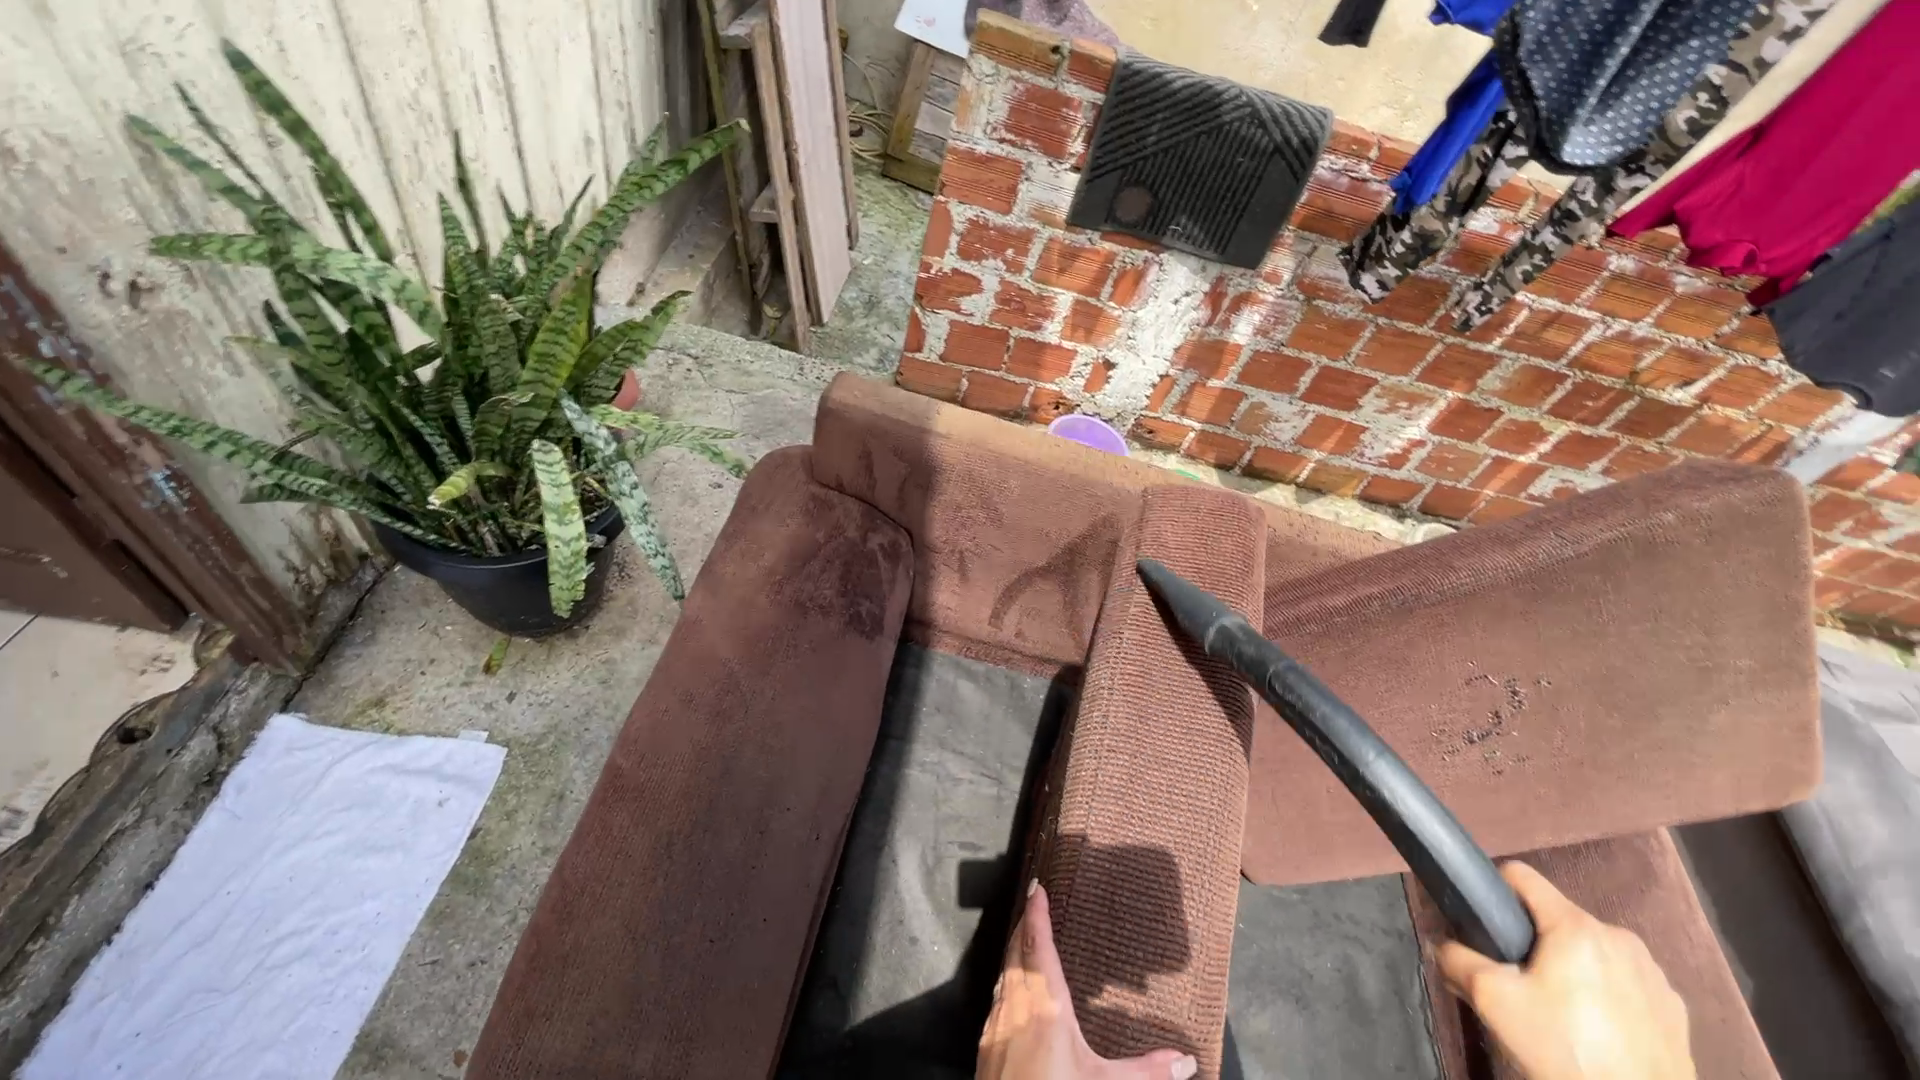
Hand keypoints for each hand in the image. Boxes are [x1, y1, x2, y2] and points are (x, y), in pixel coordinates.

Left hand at [978, 880, 1198, 1079]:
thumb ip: (1145, 1071)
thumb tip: (1186, 1061)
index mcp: (1044, 1006)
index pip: (1038, 945)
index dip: (1037, 913)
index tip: (1037, 887)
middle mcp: (1015, 1006)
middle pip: (1015, 951)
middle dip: (1025, 924)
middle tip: (1033, 902)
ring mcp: (995, 1024)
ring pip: (1003, 972)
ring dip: (1014, 949)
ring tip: (1026, 937)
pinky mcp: (986, 1044)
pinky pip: (997, 996)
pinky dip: (1007, 978)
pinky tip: (1016, 989)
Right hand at [1439, 862, 1694, 1079]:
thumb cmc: (1564, 1047)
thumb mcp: (1491, 1000)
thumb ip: (1457, 959)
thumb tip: (1445, 944)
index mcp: (1576, 926)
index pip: (1521, 876)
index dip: (1493, 891)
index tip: (1482, 924)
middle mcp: (1619, 937)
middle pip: (1555, 920)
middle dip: (1531, 944)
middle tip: (1517, 986)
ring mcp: (1652, 973)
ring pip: (1590, 952)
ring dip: (1570, 969)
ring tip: (1558, 1013)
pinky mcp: (1674, 1007)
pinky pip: (1624, 983)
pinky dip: (1604, 996)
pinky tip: (1596, 1031)